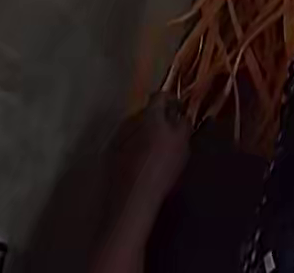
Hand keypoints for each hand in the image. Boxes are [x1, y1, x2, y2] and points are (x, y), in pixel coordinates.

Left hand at [116, 94, 189, 220]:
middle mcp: (131, 119)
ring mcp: (118, 136)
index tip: (178, 108)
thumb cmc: (162, 168)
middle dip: (157, 118)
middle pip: (146, 112)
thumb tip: (183, 116)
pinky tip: (139, 162)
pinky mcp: (109, 154)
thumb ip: (184, 125)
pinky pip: (124, 143)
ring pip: (134, 128)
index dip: (170, 100)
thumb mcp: (182, 145)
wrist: (133, 198)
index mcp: (150, 114)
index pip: (160, 96)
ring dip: (144, 133)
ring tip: (153, 150)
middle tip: (167, 132)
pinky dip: (132, 147)